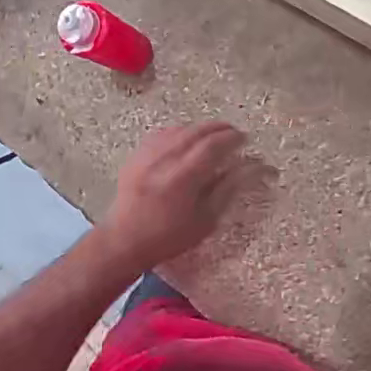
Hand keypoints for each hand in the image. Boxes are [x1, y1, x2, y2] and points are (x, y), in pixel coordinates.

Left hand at [100, 122, 256, 270]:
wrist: (123, 242)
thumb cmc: (168, 237)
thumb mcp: (205, 220)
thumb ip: (226, 190)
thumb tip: (247, 169)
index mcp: (183, 178)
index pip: (212, 145)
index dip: (231, 138)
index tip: (244, 138)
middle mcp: (164, 160)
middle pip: (196, 132)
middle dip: (219, 128)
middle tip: (233, 132)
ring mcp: (147, 155)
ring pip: (179, 129)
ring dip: (200, 128)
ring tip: (213, 135)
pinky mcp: (136, 156)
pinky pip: (161, 134)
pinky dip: (179, 132)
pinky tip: (186, 138)